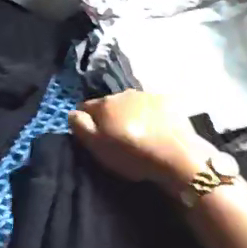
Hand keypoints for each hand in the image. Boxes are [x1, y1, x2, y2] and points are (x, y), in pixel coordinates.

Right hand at [70, 90, 213, 190]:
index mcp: (105, 104)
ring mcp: (148, 95)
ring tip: (137, 134)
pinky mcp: (168, 101)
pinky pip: (151, 106)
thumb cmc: (132, 154)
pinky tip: (155, 129)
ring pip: (131, 104)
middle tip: (117, 138)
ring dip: (130, 114)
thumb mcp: (98, 147)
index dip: (87, 121)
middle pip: (110, 104)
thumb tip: (71, 112)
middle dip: (110, 117)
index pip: (86, 107)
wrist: (176, 154)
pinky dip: (150, 115)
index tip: (94, 137)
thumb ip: (81, 127)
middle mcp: (125, 93)